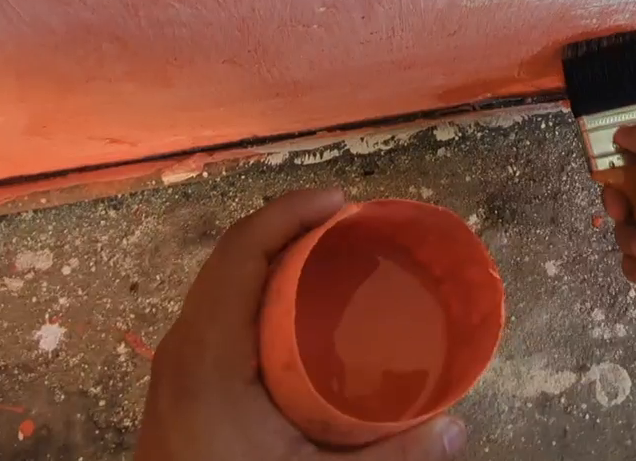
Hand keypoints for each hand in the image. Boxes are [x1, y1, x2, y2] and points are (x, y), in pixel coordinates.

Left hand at [136, 187, 468, 460]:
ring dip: (272, 247)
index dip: (290, 211)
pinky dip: (257, 278)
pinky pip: (219, 299)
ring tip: (326, 248)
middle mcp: (184, 341)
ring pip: (223, 273)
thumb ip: (387, 457)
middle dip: (289, 222)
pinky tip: (291, 297)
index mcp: (208, 351)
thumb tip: (458, 427)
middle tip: (346, 222)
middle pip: (233, 250)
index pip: (242, 248)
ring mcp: (176, 357)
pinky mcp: (180, 375)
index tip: (341, 202)